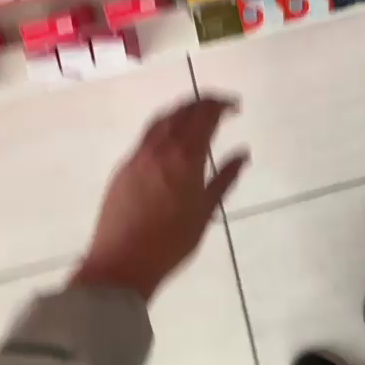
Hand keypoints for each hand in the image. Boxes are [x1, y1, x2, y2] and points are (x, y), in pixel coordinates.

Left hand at [70, 97, 249, 300]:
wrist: (121, 263)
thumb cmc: (171, 242)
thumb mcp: (206, 211)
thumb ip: (225, 178)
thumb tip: (243, 154)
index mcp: (185, 157)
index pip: (206, 116)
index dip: (222, 105)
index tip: (236, 106)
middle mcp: (161, 147)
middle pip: (183, 110)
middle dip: (204, 102)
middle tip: (220, 105)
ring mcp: (139, 154)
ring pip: (163, 118)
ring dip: (182, 109)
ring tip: (197, 113)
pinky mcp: (125, 165)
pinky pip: (148, 133)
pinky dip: (165, 124)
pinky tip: (172, 136)